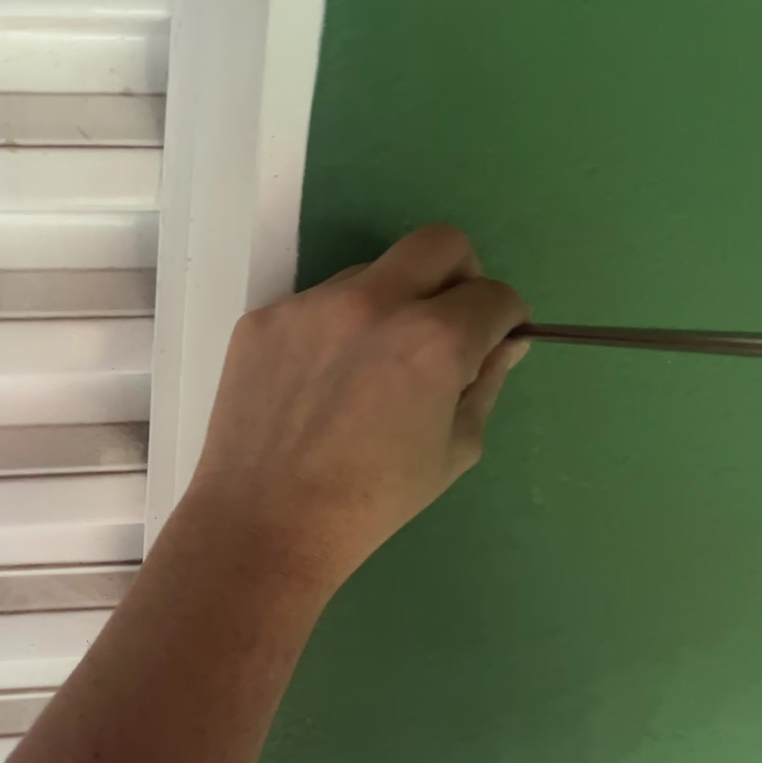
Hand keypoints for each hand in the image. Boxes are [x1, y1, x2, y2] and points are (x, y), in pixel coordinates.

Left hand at [184, 224, 530, 592]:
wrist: (264, 518)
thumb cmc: (369, 500)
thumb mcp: (454, 448)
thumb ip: (485, 381)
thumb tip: (502, 340)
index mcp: (432, 338)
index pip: (494, 294)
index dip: (502, 320)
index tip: (488, 343)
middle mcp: (368, 304)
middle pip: (436, 244)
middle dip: (457, 276)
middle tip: (442, 324)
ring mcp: (305, 306)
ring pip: (366, 276)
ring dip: (384, 306)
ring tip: (362, 370)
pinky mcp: (259, 320)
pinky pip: (311, 307)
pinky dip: (328, 330)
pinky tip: (312, 381)